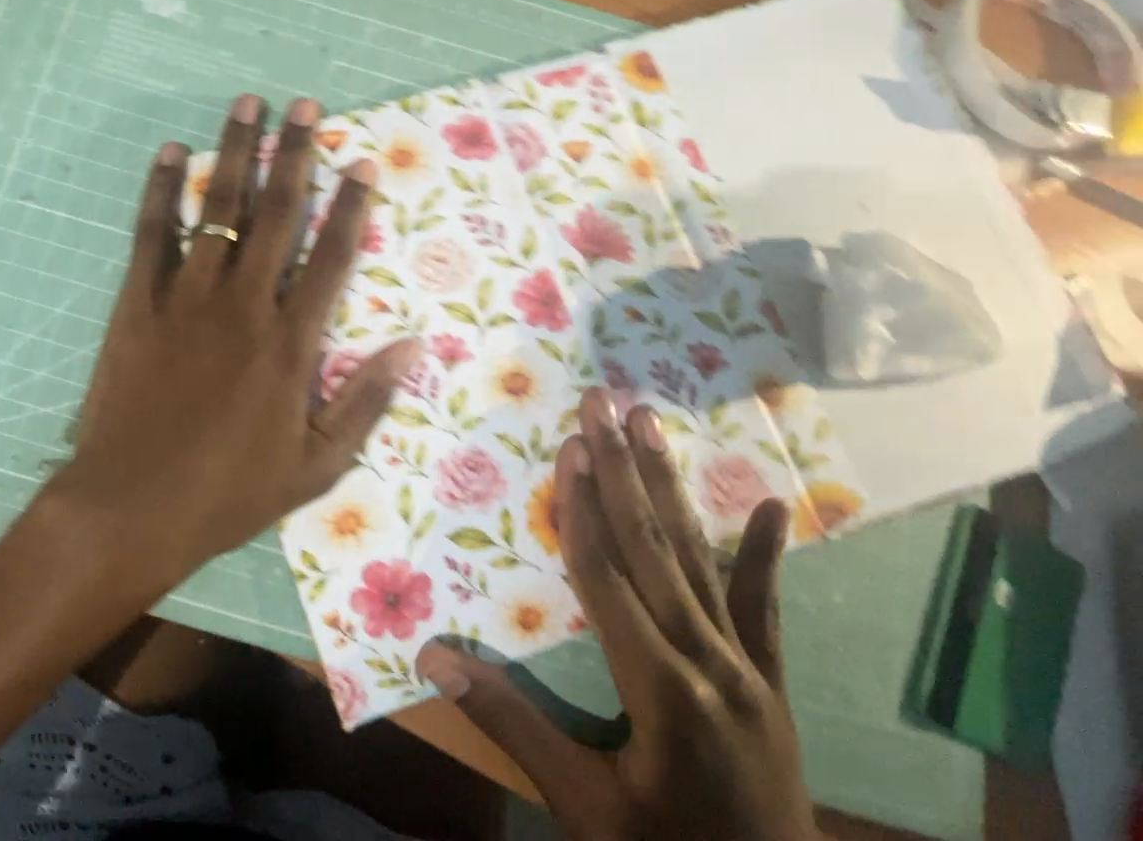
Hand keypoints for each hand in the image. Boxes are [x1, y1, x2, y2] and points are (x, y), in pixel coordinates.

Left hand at [43, 94, 419, 588]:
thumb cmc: (227, 494)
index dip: (350, 208)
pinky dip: (162, 193)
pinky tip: (172, 156)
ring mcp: (185, 301)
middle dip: (294, 156)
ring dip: (235, 155)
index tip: (361, 164)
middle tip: (305, 107)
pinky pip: (151, 236)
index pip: (331, 259)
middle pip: (277, 216)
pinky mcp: (136, 306)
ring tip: (247, 105)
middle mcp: (242, 307)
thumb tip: (412, 346)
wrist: (131, 505)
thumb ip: (364, 402)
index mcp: (290, 345)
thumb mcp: (315, 466)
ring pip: (218, 213)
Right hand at [418, 388, 819, 840]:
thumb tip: (435, 657)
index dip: (582, 509)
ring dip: (670, 489)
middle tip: (606, 404)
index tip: (570, 446)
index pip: (607, 577)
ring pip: (701, 562)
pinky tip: (771, 507)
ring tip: (652, 427)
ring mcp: (747, 668)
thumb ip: (511, 724)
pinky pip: (763, 608)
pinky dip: (763, 556)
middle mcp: (709, 661)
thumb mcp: (580, 802)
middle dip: (623, 471)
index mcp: (660, 687)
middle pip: (653, 549)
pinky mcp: (768, 682)